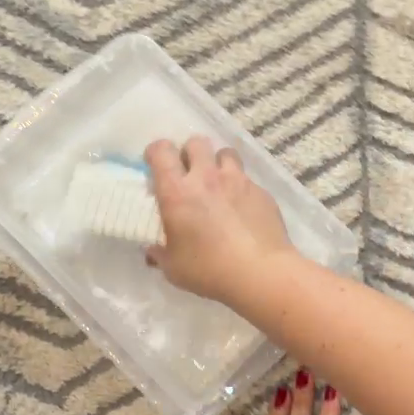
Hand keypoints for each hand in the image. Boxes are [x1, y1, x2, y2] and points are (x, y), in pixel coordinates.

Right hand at [144, 136, 296, 303]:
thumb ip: (160, 253)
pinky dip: (240, 186)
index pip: (161, 151)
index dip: (156, 152)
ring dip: (218, 163)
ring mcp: (238, 181)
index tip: (156, 165)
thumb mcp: (173, 268)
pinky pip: (247, 177)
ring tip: (218, 184)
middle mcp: (207, 178)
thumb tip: (153, 250)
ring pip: (226, 153)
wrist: (261, 271)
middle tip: (189, 173)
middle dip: (190, 152)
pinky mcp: (261, 190)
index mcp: (178, 192)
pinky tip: (242, 208)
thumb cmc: (209, 270)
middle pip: (197, 142)